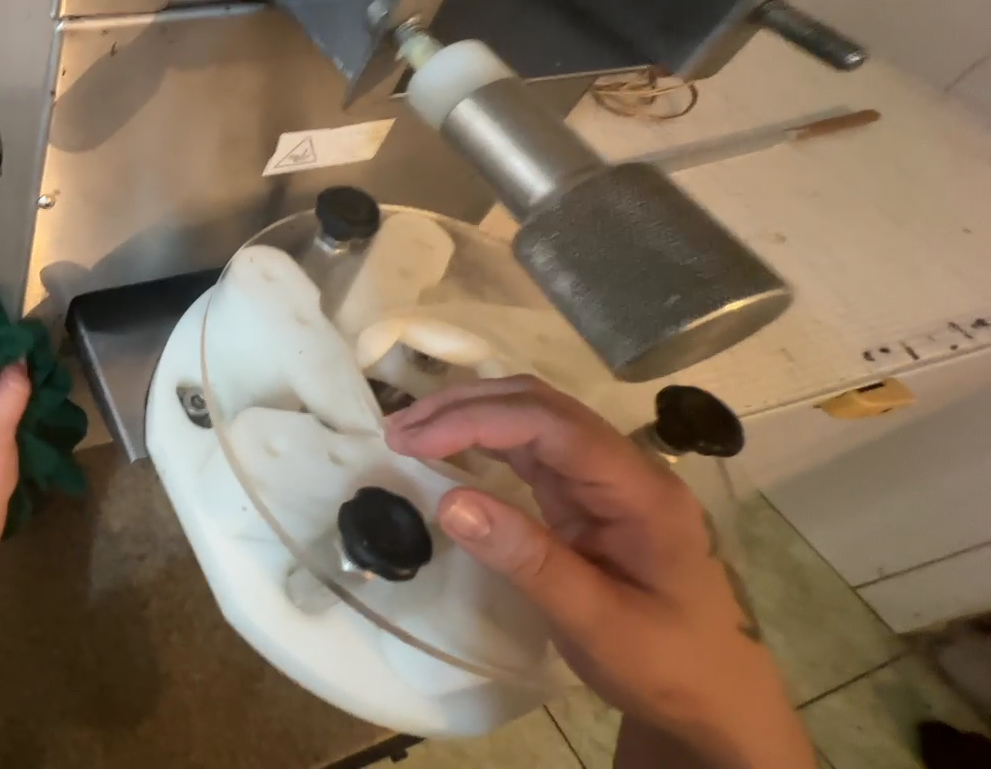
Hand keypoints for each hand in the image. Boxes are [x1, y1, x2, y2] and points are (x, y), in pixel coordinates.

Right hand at [384, 376, 811, 768]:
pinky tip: (446, 448)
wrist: (717, 711)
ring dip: (466, 415)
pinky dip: (480, 439)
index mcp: (640, 491)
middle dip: (462, 406)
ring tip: (408, 432)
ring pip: (528, 416)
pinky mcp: (584, 495)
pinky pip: (527, 447)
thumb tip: (448, 502)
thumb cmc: (669, 668)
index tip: (412, 441)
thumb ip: (527, 559)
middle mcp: (623, 469)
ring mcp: (603, 480)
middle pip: (537, 404)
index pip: (549, 424)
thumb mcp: (597, 623)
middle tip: (397, 430)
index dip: (475, 421)